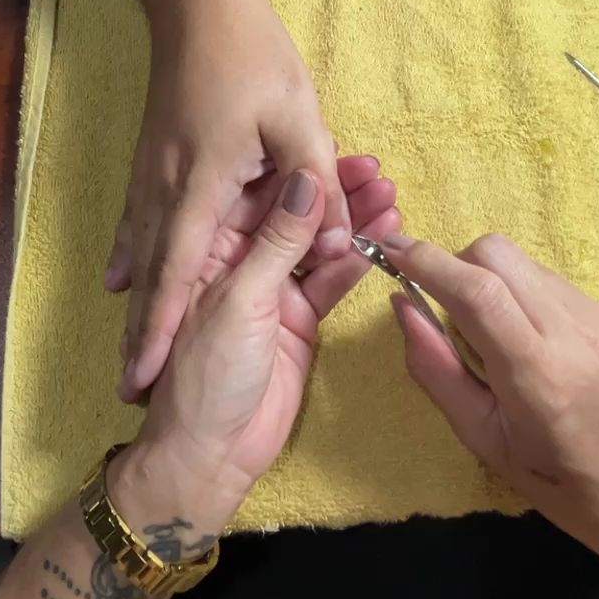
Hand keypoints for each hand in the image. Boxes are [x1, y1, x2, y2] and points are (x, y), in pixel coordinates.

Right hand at [110, 0, 351, 401]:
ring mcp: (150, 173)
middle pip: (150, 273)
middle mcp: (163, 190)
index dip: (159, 329)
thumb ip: (316, 185)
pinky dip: (129, 255)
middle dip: (139, 331)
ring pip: (141, 250)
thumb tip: (337, 240)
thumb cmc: (252, 58)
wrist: (198, 4)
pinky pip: (137, 220)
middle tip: (130, 383)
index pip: (177, 274)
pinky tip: (117, 276)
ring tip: (126, 347)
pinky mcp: (151, 159)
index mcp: (200, 187)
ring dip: (135, 301)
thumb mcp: (300, 119)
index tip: (139, 377)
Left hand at [115, 163, 399, 529]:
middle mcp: (241, 259)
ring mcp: (272, 288)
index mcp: (209, 246)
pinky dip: (356, 263)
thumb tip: (306, 181)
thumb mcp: (242, 299)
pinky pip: (329, 281)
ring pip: (316, 245)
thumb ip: (278, 242)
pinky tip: (385, 239)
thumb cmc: (208, 371)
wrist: (213, 450)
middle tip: (376, 170)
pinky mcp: (298, 317)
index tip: (337, 149)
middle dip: (333, 194)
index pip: (257, 196)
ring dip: (351, 224)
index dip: (298, 171)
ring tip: (391, 196)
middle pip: (292, 216)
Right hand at [385, 233, 598, 572]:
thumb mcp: (481, 438)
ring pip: (526, 264)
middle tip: (449, 305)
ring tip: (502, 335)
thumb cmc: (559, 484)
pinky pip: (556, 284)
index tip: (390, 247)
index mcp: (540, 378)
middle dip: (458, 264)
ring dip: (495, 283)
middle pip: (499, 254)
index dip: (427, 261)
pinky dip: (530, 300)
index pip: (477, 292)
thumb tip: (401, 302)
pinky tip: (541, 344)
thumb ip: (435, 367)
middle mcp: (581, 338)